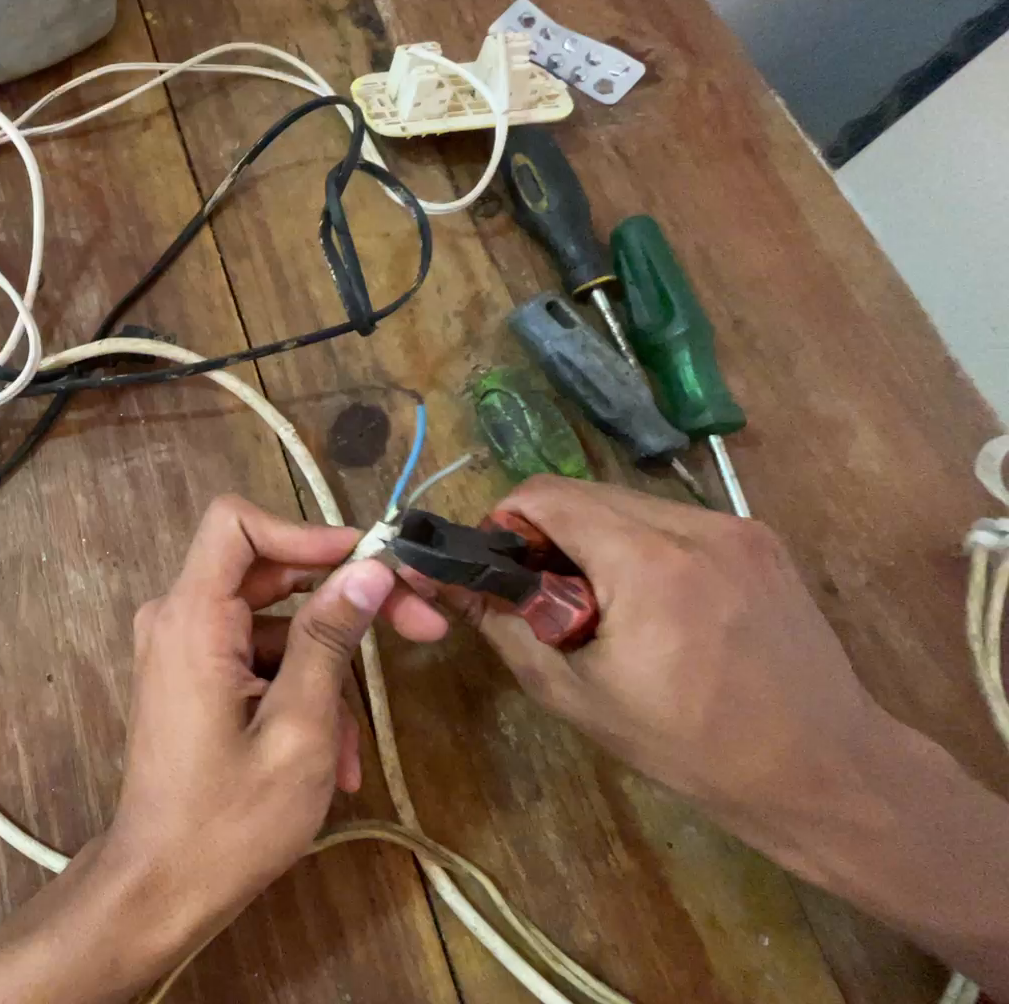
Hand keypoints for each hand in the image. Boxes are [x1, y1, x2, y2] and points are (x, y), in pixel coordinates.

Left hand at [98, 494, 447, 957]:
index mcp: (191, 616)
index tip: (371, 563)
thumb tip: (371, 570)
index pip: (235, 523)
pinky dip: (296, 692)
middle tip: (420, 627)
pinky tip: (331, 756)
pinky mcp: (190, 673)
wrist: (162, 881)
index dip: (305, 531)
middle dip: (342, 601)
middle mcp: (177, 616)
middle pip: (266, 573)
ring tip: (355, 748)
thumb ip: (329, 641)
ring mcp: (180, 646)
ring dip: (325, 672)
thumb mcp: (299, 728)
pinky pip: (253, 659)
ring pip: (270, 625)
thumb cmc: (230, 818)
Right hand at [409, 476, 887, 845]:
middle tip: (541, 592)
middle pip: (580, 492)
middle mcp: (695, 528)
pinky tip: (646, 598)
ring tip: (596, 599)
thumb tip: (439, 581)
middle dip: (543, 531)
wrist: (826, 771)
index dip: (504, 521)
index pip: (545, 495)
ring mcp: (735, 529)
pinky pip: (665, 518)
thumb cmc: (686, 742)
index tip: (501, 569)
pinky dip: (633, 543)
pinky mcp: (757, 539)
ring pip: (622, 502)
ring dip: (588, 535)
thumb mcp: (570, 692)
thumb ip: (500, 624)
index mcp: (647, 564)